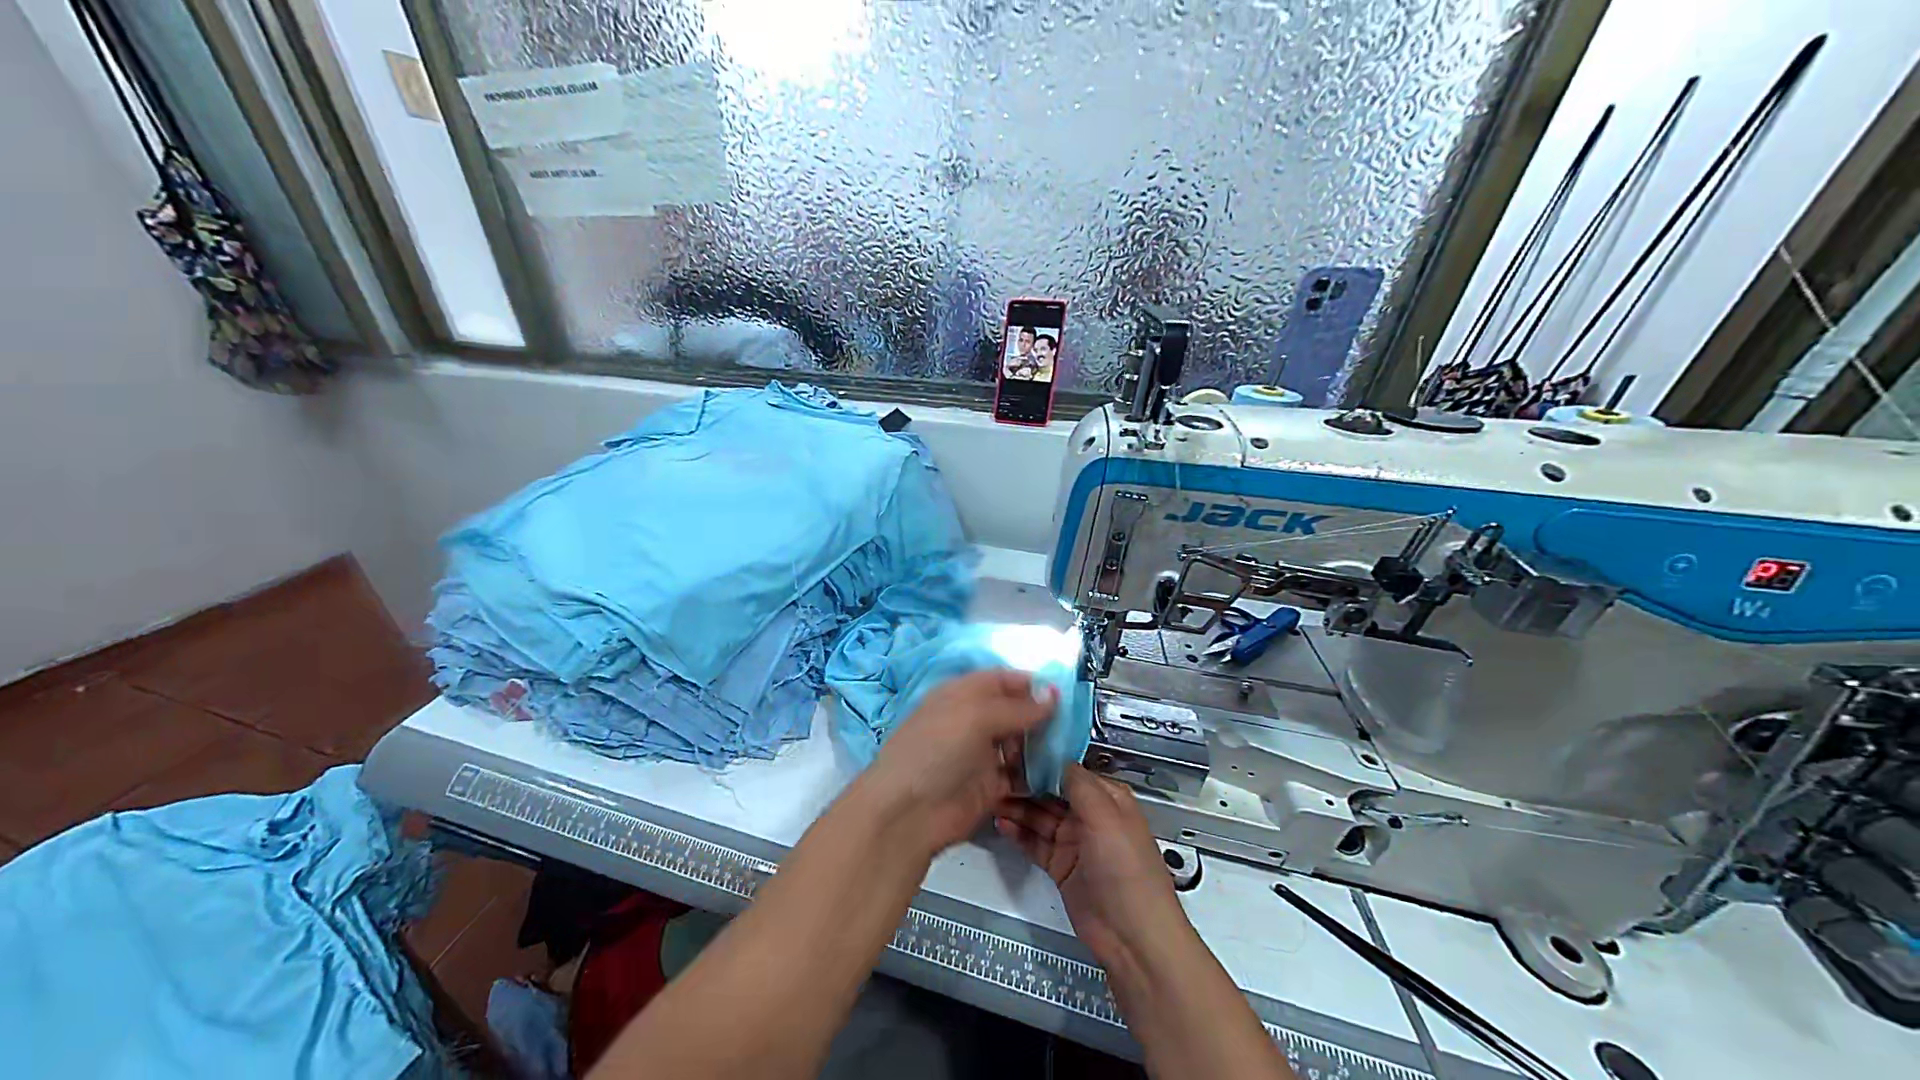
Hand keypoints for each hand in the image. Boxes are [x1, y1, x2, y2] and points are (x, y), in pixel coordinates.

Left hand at [857, 669, 1055, 856]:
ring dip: (1042, 744)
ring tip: (1070, 747)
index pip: (1000, 680)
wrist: (908, 813)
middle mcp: (972, 721)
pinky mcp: (990, 787)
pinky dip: (1037, 773)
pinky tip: (1059, 773)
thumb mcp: (974, 716)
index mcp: (961, 695)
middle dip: (1041, 715)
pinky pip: (1020, 775)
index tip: (1063, 692)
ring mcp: (981, 755)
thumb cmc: (936, 750)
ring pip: (1020, 743)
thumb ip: (1016, 707)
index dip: (1029, 683)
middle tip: (1074, 723)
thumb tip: (1052, 695)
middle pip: (1013, 711)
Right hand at [994, 765, 1186, 966]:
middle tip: (997, 776)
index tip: (1017, 754)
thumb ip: (1080, 785)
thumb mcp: (1105, 817)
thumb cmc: (1127, 872)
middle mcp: (1091, 817)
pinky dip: (1018, 833)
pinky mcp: (1061, 867)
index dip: (1045, 763)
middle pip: (1052, 793)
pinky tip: (1002, 824)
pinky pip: (1035, 843)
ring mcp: (1075, 843)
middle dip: (1026, 785)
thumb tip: (1059, 759)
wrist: (1132, 937)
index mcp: (1109, 800)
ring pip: (1040, 817)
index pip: (1071, 772)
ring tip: (993, 798)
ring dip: (1018, 808)